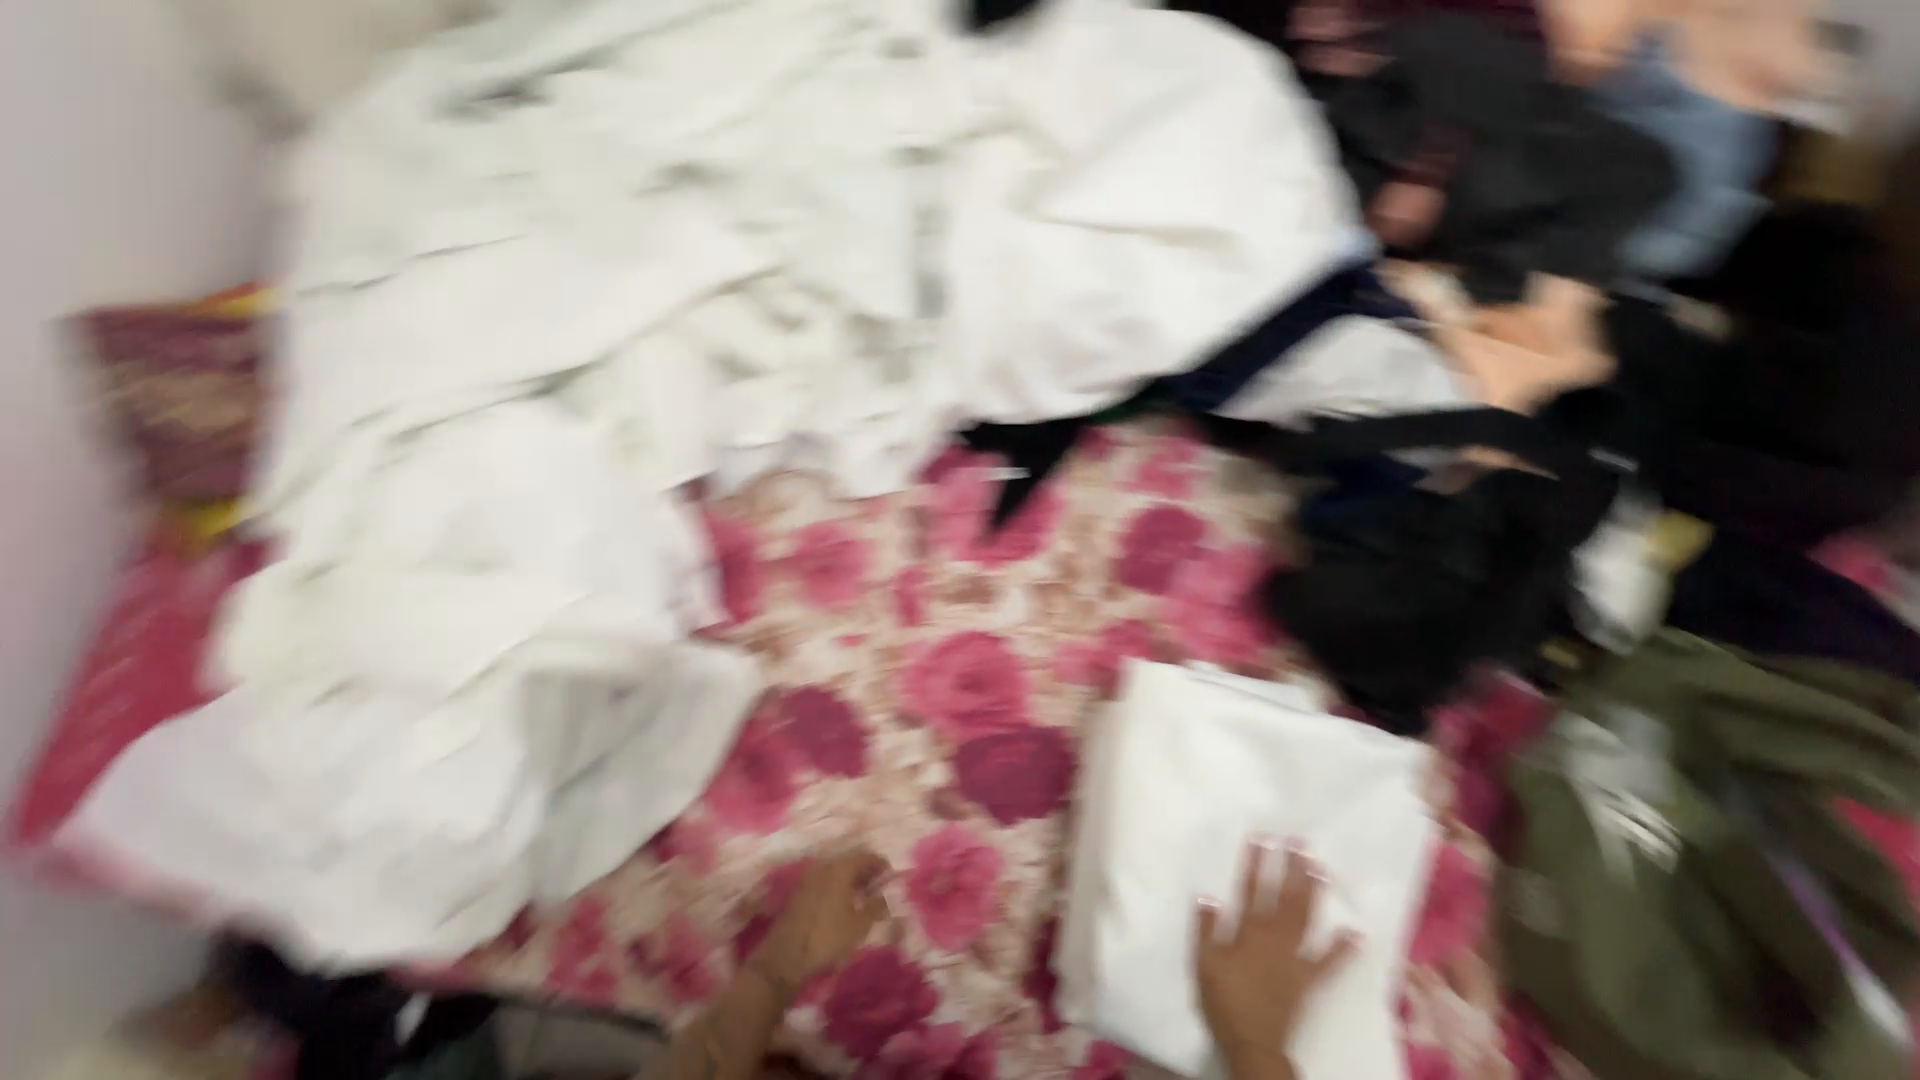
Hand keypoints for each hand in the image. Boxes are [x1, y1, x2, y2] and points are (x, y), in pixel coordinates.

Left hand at [747, 849, 889, 1003]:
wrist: (785, 957)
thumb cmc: (828, 938)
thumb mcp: (859, 925)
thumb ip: (876, 906)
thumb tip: (886, 895)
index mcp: (841, 869)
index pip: (867, 857)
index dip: (882, 865)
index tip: (891, 878)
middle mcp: (824, 867)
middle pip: (850, 862)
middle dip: (866, 873)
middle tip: (879, 888)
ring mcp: (808, 879)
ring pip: (836, 873)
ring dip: (851, 881)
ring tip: (863, 898)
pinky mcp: (799, 893)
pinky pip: (824, 882)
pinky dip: (837, 888)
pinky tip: (842, 905)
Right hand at [1195, 838, 1361, 1076]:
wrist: (1252, 1042)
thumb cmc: (1223, 999)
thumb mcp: (1204, 963)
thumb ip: (1206, 929)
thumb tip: (1206, 895)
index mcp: (1248, 932)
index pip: (1251, 889)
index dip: (1256, 863)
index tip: (1262, 837)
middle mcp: (1275, 938)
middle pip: (1284, 897)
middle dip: (1292, 869)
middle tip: (1300, 843)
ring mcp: (1295, 958)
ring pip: (1305, 919)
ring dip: (1314, 893)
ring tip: (1321, 868)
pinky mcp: (1308, 980)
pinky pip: (1329, 963)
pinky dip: (1343, 949)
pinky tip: (1355, 933)